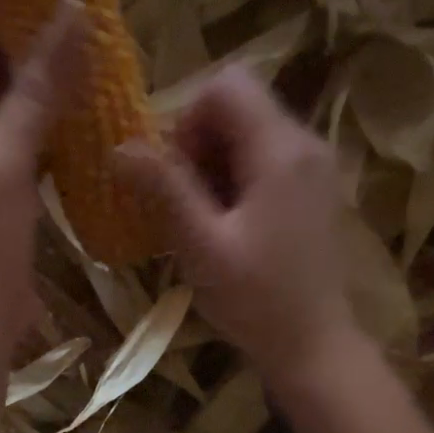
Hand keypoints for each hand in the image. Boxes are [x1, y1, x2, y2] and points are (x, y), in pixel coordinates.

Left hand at [0, 0, 84, 353]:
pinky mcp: (4, 190)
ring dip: (52, 80)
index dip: (10, 5)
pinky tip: (93, 111)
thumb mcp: (5, 157)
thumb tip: (73, 13)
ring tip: (101, 52)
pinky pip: (31, 141)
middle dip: (38, 38)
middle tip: (92, 19)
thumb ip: (36, 87)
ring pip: (16, 103)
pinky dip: (57, 124)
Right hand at [118, 68, 365, 374]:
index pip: (226, 86)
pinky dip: (235, 182)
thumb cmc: (255, 301)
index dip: (187, 121)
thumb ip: (165, 190)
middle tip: (182, 206)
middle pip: (238, 106)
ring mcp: (313, 167)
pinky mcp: (312, 192)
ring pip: (250, 134)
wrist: (312, 346)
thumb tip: (120, 148)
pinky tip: (225, 229)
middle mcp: (304, 143)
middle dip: (197, 146)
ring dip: (213, 168)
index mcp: (279, 150)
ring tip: (200, 223)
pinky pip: (265, 162)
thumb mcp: (201, 247)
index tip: (174, 176)